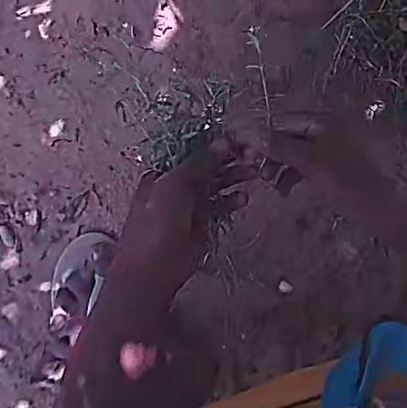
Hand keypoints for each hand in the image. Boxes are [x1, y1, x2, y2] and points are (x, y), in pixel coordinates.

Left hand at [108, 138, 242, 311]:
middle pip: (206, 168)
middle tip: (252, 154)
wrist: (152, 268)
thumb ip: (199, 163)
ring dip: (233, 177)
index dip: (213, 145)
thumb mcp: (175, 184)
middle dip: (228, 160)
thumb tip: (222, 142)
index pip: (192, 152)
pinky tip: (244, 198)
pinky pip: (219, 207)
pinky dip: (231, 201)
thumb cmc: (157, 221)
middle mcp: (176, 186)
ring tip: (254, 171)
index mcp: (164, 173)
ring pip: (215, 186)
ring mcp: (189, 206)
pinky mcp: (201, 225)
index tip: (237, 139)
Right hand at [257, 111, 406, 214]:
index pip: (289, 121)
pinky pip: (315, 163)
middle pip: (296, 136)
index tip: (248, 152)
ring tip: (273, 186)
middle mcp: (336, 128)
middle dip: (275, 153)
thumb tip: (255, 137)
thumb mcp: (311, 162)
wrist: (386, 209)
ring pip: (304, 152)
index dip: (267, 136)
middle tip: (259, 173)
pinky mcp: (345, 166)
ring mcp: (342, 147)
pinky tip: (288, 188)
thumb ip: (282, 147)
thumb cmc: (348, 182)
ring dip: (285, 166)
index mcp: (329, 120)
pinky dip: (299, 173)